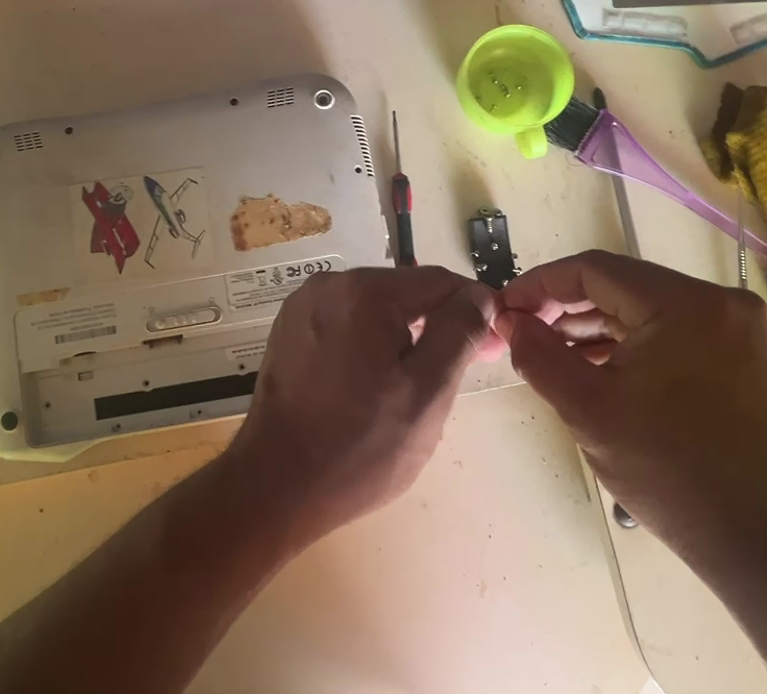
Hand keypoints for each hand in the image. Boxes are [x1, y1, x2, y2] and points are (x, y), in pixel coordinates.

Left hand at [224, 267, 496, 545]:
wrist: (274, 485)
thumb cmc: (358, 445)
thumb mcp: (427, 391)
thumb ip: (458, 333)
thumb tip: (479, 295)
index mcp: (363, 291)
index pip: (439, 281)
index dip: (474, 311)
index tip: (492, 350)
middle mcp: (327, 285)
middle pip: (404, 292)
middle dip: (437, 325)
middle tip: (458, 376)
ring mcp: (302, 308)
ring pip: (374, 310)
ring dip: (403, 338)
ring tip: (413, 389)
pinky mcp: (289, 332)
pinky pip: (345, 325)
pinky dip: (368, 345)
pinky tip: (373, 387)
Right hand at [496, 250, 766, 557]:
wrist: (764, 542)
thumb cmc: (669, 469)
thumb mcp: (586, 408)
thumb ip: (538, 353)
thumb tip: (510, 321)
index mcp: (686, 303)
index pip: (593, 270)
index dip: (539, 285)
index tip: (504, 310)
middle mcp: (719, 303)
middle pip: (621, 287)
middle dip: (564, 308)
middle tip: (522, 335)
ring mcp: (737, 332)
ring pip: (644, 312)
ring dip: (593, 328)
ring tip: (550, 357)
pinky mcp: (743, 361)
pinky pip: (671, 335)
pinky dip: (629, 347)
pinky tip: (595, 372)